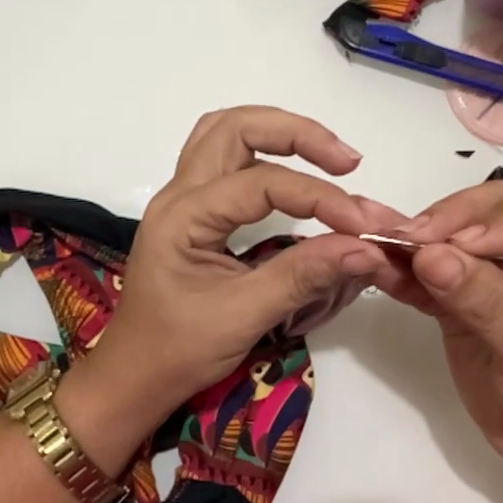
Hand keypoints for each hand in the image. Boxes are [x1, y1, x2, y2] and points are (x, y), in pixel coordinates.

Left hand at [75, 107, 386, 422]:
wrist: (135, 375)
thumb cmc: (178, 350)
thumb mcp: (244, 315)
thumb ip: (303, 275)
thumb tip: (366, 248)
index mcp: (183, 216)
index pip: (262, 182)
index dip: (319, 197)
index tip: (363, 225)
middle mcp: (178, 195)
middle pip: (235, 127)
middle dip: (296, 134)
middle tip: (347, 163)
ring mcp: (182, 201)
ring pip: (227, 136)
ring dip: (277, 135)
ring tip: (328, 160)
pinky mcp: (193, 215)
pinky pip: (225, 161)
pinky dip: (263, 155)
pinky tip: (294, 176)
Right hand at [372, 169, 502, 491]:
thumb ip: (486, 301)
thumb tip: (429, 255)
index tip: (470, 245)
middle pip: (495, 207)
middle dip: (454, 219)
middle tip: (412, 241)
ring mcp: (497, 276)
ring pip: (455, 235)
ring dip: (418, 239)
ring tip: (382, 248)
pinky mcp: (460, 301)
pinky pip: (428, 275)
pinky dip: (402, 271)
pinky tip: (376, 268)